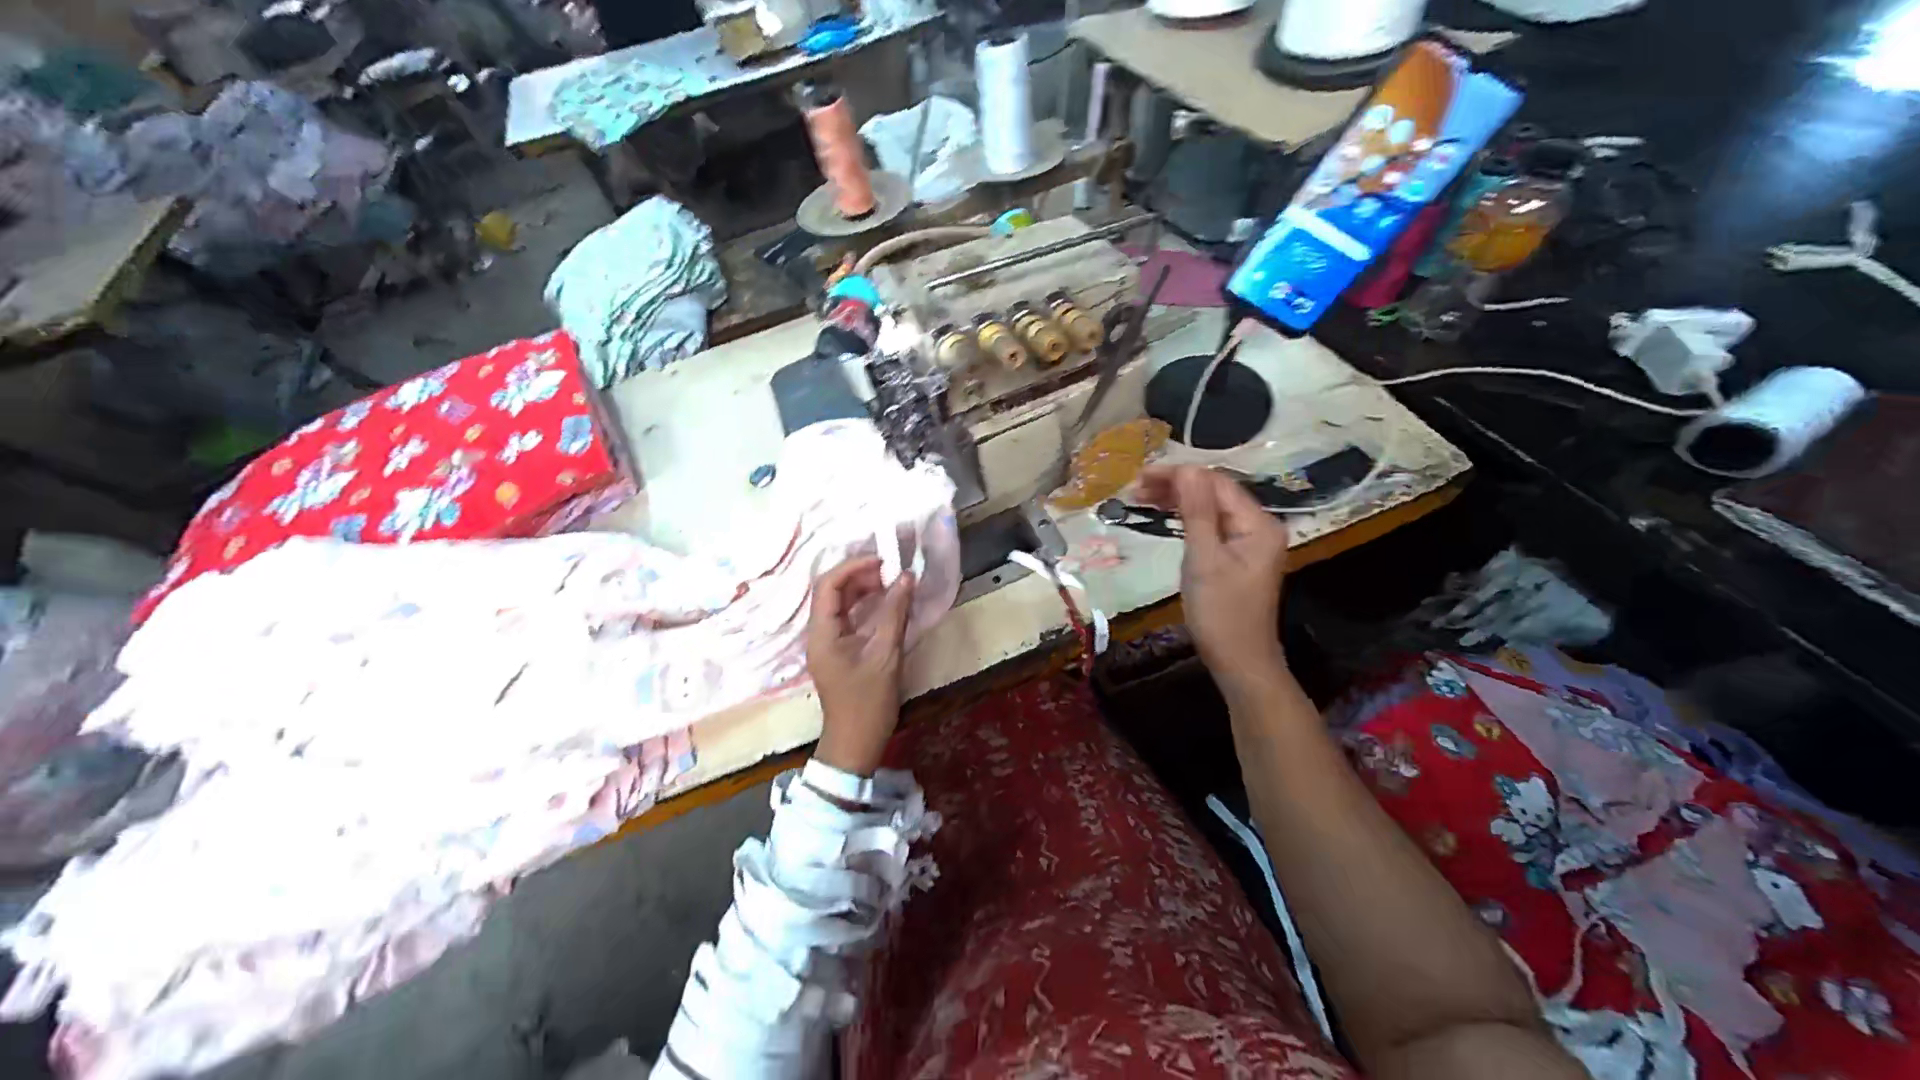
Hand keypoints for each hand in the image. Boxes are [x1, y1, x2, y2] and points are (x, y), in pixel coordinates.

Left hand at [805, 555, 915, 776]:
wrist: (855, 744)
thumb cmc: (868, 703)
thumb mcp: (886, 655)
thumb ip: (895, 613)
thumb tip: (906, 577)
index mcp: (822, 633)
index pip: (828, 585)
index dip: (853, 566)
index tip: (883, 561)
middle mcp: (819, 633)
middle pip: (832, 591)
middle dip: (860, 575)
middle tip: (892, 572)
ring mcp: (828, 643)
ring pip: (840, 603)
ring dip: (864, 589)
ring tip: (893, 583)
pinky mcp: (839, 651)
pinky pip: (848, 618)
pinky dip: (866, 606)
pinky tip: (888, 604)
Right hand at [1138, 465, 1290, 689]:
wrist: (1239, 662)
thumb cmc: (1221, 614)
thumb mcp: (1204, 560)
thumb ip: (1196, 512)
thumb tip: (1187, 469)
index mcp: (1258, 524)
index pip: (1216, 484)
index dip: (1180, 475)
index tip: (1141, 476)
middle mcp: (1259, 526)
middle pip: (1214, 493)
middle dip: (1176, 486)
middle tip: (1135, 488)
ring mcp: (1249, 542)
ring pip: (1211, 509)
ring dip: (1178, 501)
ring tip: (1141, 498)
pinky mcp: (1238, 556)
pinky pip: (1212, 526)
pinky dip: (1187, 519)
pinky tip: (1165, 516)